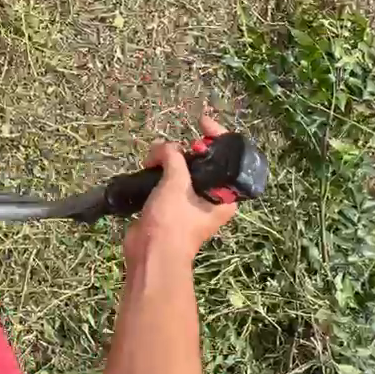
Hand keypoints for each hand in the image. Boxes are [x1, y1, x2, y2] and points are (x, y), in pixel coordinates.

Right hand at [124, 110, 237, 264]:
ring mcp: (189, 201)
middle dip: (183, 150)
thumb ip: (174, 159)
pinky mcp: (169, 205)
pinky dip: (158, 171)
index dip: (216, 136)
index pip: (227, 158)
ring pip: (182, 170)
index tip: (200, 121)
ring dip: (166, 160)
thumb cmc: (172, 221)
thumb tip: (165, 148)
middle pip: (202, 162)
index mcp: (224, 196)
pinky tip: (147, 168)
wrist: (151, 252)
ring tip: (151, 161)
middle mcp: (211, 197)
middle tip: (166, 149)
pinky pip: (167, 180)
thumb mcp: (176, 185)